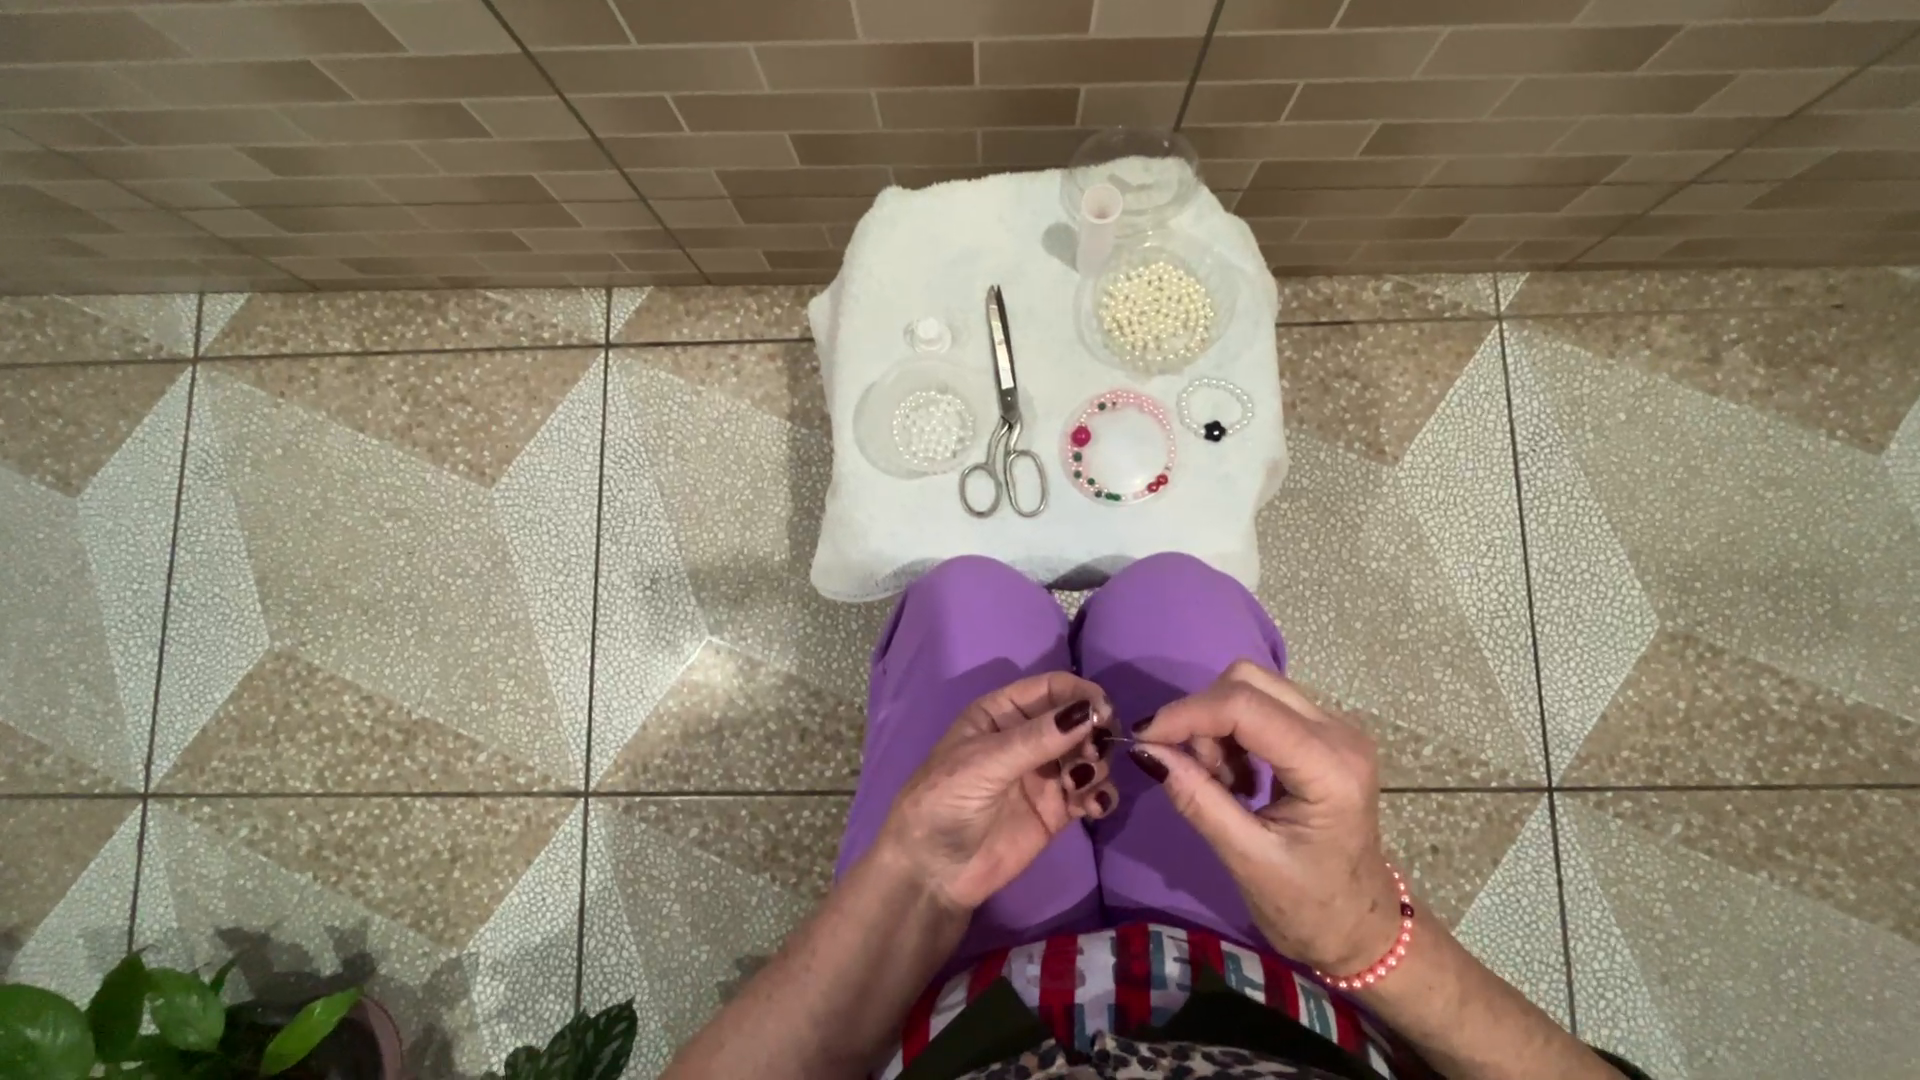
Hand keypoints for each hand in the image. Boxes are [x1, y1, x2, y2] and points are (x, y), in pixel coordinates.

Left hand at [875, 672, 1119, 912]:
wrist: (932, 871)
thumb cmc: (945, 801)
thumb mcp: (985, 762)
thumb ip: (1037, 739)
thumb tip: (1089, 712)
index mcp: (1001, 712)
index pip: (1050, 688)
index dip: (1079, 694)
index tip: (1103, 712)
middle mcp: (1027, 737)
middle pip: (1077, 720)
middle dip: (1093, 732)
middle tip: (1092, 755)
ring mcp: (1044, 774)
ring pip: (1089, 755)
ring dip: (1097, 765)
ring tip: (1081, 786)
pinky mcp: (1056, 810)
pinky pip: (1091, 792)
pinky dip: (1101, 795)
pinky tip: (1093, 807)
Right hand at [1128, 661, 1403, 975]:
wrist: (1363, 929)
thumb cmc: (1310, 906)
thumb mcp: (1245, 858)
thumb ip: (1196, 798)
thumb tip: (1145, 750)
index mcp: (1329, 767)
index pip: (1245, 706)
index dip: (1187, 714)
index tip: (1144, 738)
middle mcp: (1339, 733)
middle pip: (1248, 682)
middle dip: (1203, 716)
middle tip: (1192, 769)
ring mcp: (1335, 728)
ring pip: (1252, 687)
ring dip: (1216, 723)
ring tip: (1217, 779)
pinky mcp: (1323, 733)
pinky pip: (1262, 705)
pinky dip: (1231, 730)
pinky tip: (1235, 775)